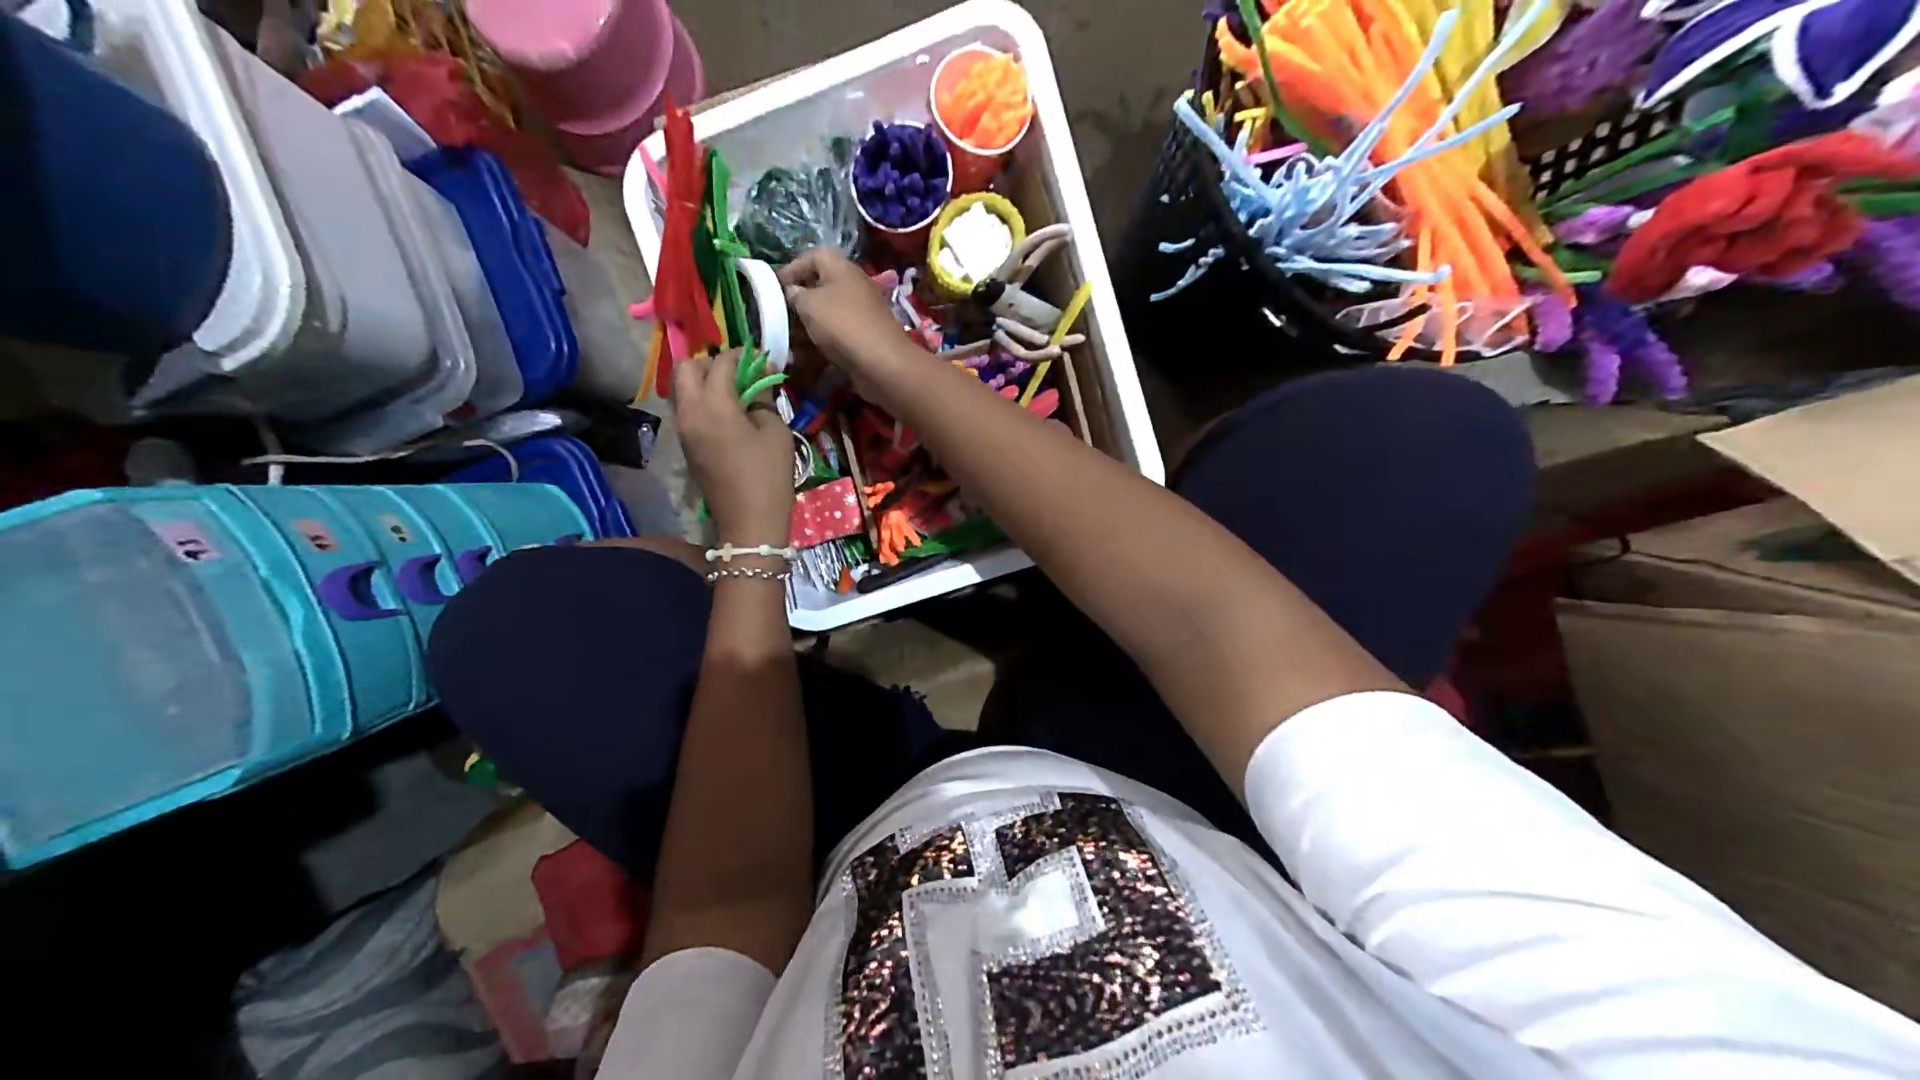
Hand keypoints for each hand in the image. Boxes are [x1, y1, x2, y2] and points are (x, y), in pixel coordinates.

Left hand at [673, 348, 794, 549]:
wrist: (750, 522)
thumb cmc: (769, 475)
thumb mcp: (776, 432)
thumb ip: (763, 399)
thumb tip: (759, 383)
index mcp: (714, 404)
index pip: (722, 363)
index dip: (744, 356)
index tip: (764, 360)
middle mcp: (690, 411)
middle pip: (688, 368)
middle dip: (713, 363)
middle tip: (742, 374)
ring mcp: (683, 429)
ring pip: (683, 388)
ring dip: (705, 381)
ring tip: (736, 392)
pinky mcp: (686, 445)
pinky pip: (688, 409)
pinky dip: (703, 400)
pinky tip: (729, 413)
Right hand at [779, 248, 922, 399]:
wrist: (882, 362)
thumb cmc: (842, 324)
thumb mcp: (809, 304)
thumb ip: (795, 295)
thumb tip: (792, 292)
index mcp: (841, 268)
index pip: (813, 256)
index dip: (792, 268)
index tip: (774, 287)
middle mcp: (853, 286)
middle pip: (819, 287)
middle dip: (798, 303)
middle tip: (778, 317)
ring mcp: (860, 313)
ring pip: (827, 315)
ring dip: (807, 327)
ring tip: (789, 342)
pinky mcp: (864, 337)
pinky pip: (836, 336)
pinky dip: (821, 344)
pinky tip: (806, 358)